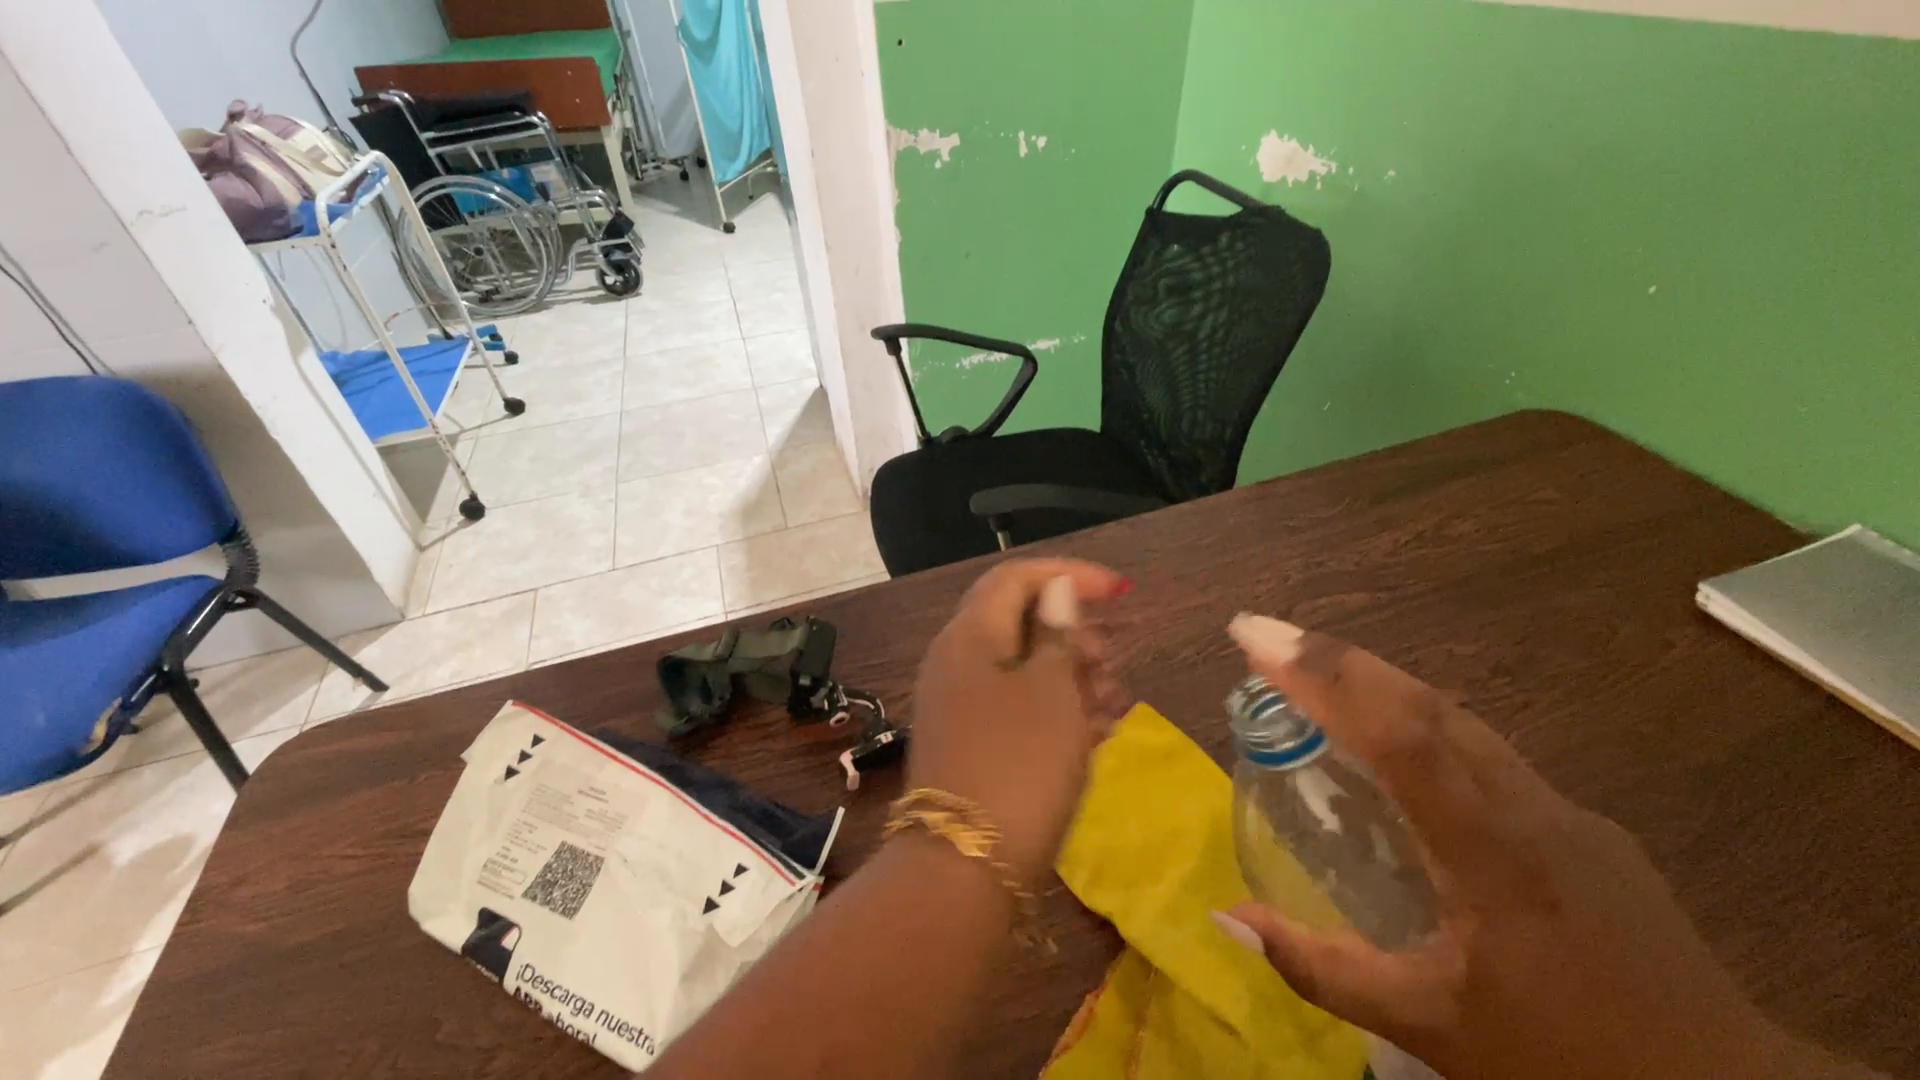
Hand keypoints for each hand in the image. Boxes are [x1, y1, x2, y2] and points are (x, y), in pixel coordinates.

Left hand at [907, 559, 1131, 880]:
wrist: (965, 866)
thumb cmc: (1020, 763)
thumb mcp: (1051, 691)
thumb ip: (1056, 633)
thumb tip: (1056, 591)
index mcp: (969, 634)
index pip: (1017, 577)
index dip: (1070, 575)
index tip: (1121, 593)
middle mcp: (956, 661)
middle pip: (1019, 622)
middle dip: (1074, 633)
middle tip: (1113, 663)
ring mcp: (959, 705)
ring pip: (1022, 669)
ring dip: (1072, 675)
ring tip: (1114, 703)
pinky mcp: (970, 744)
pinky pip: (1017, 707)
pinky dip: (1057, 709)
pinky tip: (1097, 729)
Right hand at [1220, 615, 1882, 1079]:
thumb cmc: (1565, 1057)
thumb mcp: (1429, 1026)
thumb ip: (1322, 968)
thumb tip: (1228, 916)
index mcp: (1492, 849)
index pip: (1399, 733)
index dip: (1322, 675)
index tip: (1254, 638)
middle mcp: (1529, 806)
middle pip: (1426, 703)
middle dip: (1335, 658)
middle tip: (1261, 635)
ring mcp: (1565, 808)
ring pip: (1458, 719)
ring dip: (1377, 683)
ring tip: (1310, 674)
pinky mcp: (1585, 824)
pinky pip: (1484, 752)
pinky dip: (1419, 724)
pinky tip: (1395, 749)